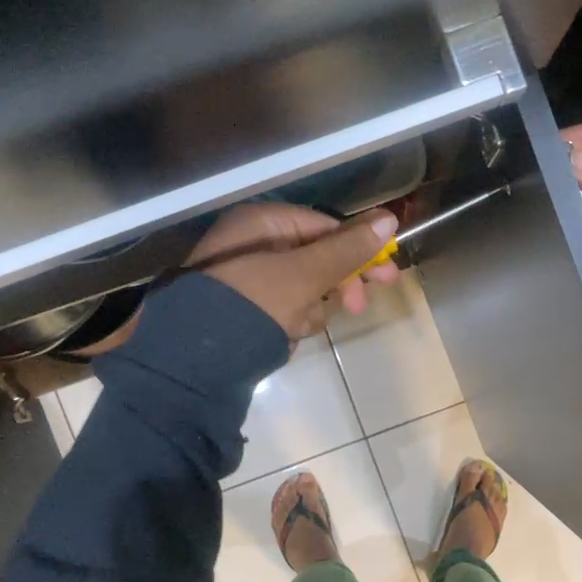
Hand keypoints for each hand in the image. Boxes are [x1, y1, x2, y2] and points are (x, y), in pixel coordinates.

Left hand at [188, 201, 399, 338]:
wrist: (192, 362)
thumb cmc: (252, 306)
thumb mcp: (304, 275)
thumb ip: (347, 250)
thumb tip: (389, 219)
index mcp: (260, 224)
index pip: (324, 227)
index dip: (359, 250)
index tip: (386, 277)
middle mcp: (251, 245)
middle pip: (315, 259)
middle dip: (335, 285)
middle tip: (356, 308)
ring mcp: (245, 280)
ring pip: (303, 289)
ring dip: (310, 310)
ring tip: (296, 327)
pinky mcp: (242, 311)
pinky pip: (283, 311)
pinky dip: (290, 323)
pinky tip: (282, 337)